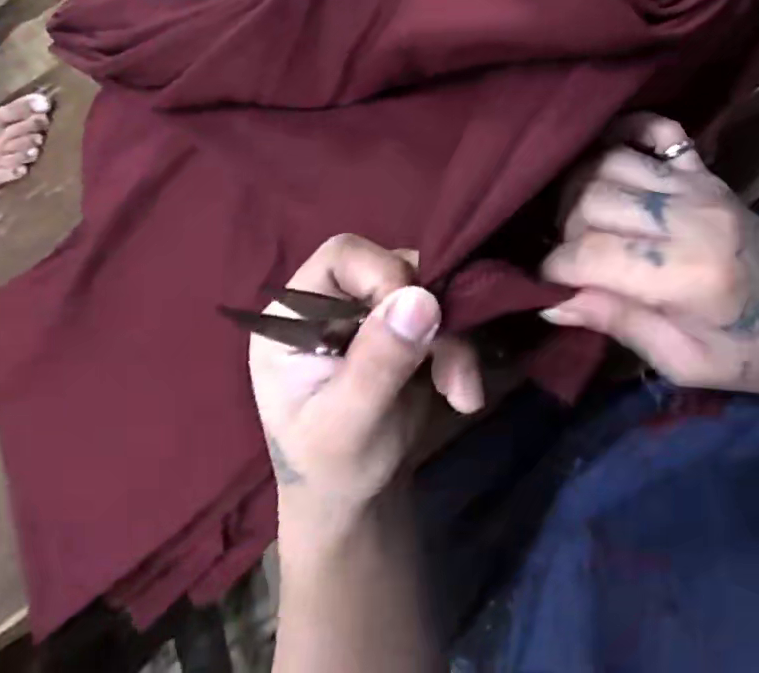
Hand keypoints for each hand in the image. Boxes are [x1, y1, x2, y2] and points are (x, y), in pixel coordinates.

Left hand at [249, 235, 483, 529]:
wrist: (356, 502)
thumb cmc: (332, 470)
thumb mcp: (348, 425)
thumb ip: (377, 363)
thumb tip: (420, 298)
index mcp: (295, 317)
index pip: (340, 256)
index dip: (382, 273)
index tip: (416, 315)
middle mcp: (332, 303)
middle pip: (392, 268)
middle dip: (430, 314)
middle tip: (451, 367)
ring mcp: (370, 314)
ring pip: (428, 290)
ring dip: (454, 338)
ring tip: (461, 392)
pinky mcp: (405, 329)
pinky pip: (445, 315)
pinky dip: (461, 349)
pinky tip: (463, 394)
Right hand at [540, 113, 758, 395]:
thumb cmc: (751, 353)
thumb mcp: (684, 363)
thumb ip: (618, 323)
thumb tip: (551, 302)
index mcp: (689, 277)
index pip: (591, 253)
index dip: (554, 267)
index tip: (546, 281)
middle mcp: (692, 219)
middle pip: (592, 198)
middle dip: (563, 228)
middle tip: (568, 255)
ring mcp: (700, 187)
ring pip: (610, 162)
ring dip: (580, 187)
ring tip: (579, 219)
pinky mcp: (705, 172)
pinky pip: (656, 130)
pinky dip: (625, 133)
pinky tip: (606, 158)